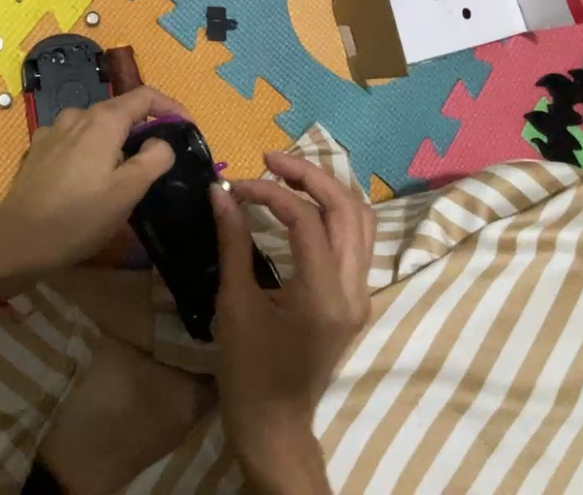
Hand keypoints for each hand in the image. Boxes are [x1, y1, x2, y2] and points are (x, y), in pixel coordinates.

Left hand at [0, 87, 180, 283]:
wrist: (17, 242)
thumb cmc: (78, 218)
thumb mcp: (127, 193)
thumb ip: (153, 160)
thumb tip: (162, 142)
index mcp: (102, 121)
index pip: (145, 96)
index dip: (171, 107)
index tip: (188, 128)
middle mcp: (76, 116)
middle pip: (120, 111)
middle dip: (145, 128)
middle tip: (163, 157)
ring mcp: (53, 131)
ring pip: (96, 127)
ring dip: (117, 141)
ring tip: (129, 170)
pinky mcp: (39, 150)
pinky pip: (75, 141)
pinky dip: (93, 151)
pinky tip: (93, 177)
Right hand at [211, 152, 374, 491]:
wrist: (274, 423)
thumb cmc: (247, 368)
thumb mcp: (233, 302)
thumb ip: (233, 241)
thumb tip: (221, 190)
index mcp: (323, 295)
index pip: (306, 219)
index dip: (269, 192)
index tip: (235, 186)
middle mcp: (354, 291)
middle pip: (348, 209)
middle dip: (310, 174)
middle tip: (269, 159)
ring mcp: (361, 296)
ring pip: (361, 221)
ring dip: (327, 189)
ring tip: (287, 174)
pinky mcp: (356, 299)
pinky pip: (357, 241)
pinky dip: (333, 212)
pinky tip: (302, 205)